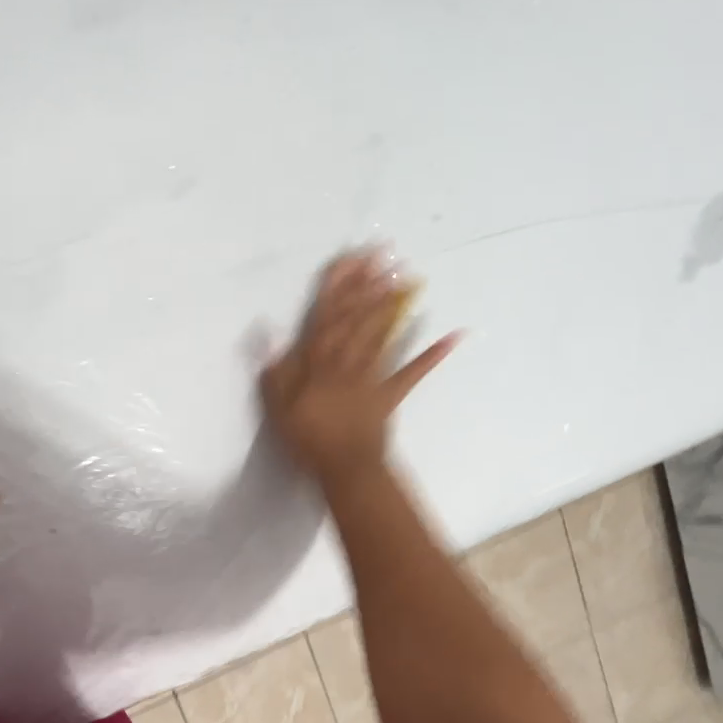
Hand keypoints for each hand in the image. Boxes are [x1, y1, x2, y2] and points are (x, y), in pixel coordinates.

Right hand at [261, 248, 458, 484]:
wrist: (346, 469)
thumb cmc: (307, 439)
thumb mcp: (279, 407)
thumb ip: (276, 370)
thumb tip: (269, 332)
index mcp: (319, 364)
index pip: (327, 318)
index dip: (337, 287)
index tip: (349, 258)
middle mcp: (348, 362)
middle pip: (357, 318)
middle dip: (368, 284)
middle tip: (382, 253)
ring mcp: (372, 377)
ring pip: (382, 335)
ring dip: (392, 305)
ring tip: (404, 276)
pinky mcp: (389, 395)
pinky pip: (413, 372)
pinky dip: (432, 354)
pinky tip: (453, 335)